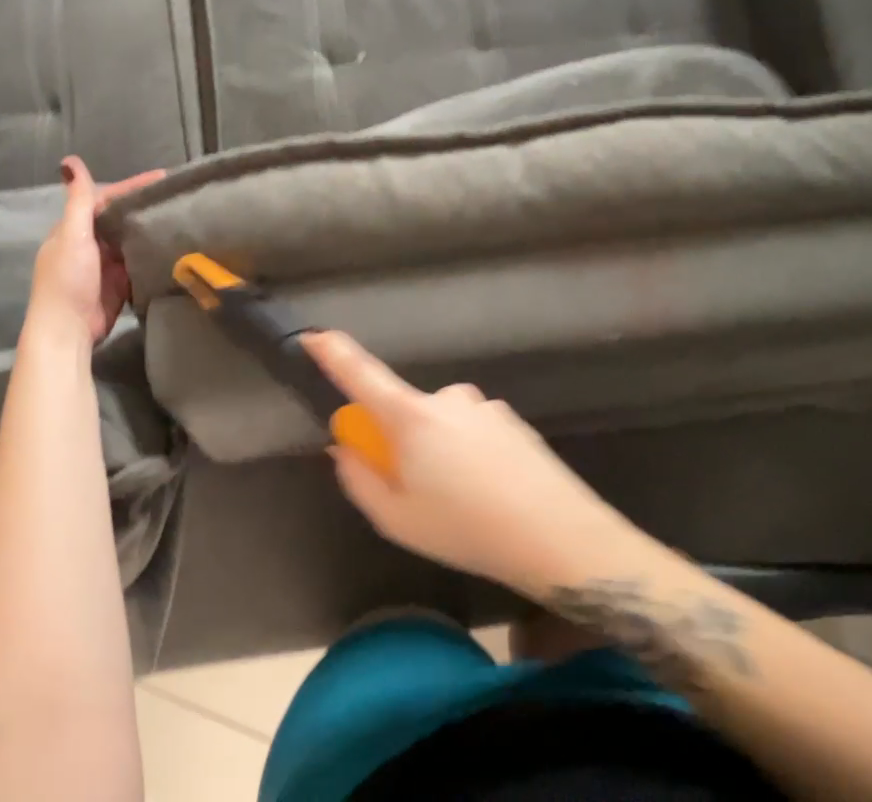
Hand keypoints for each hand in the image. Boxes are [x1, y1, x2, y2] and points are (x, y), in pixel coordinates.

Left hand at [29, 156, 164, 345]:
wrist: (68, 330)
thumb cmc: (68, 280)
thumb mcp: (73, 235)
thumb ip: (79, 201)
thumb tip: (70, 160)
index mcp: (74, 228)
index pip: (105, 199)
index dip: (131, 187)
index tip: (161, 178)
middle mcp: (90, 244)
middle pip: (120, 219)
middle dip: (144, 207)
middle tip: (177, 197)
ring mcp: (106, 266)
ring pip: (131, 240)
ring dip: (150, 230)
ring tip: (181, 217)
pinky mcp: (120, 285)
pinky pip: (138, 264)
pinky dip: (152, 255)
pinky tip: (173, 247)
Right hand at [303, 331, 639, 595]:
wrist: (559, 536)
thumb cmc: (465, 528)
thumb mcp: (396, 519)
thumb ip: (359, 479)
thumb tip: (344, 447)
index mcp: (411, 417)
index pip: (361, 374)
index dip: (333, 353)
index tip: (312, 336)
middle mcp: (447, 399)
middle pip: (405, 411)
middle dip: (401, 444)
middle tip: (418, 494)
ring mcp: (485, 407)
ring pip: (442, 426)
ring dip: (440, 454)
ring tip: (463, 504)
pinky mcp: (513, 422)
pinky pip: (473, 434)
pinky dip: (471, 458)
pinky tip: (491, 496)